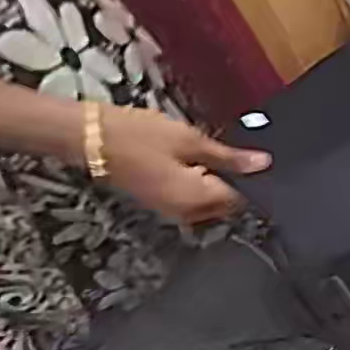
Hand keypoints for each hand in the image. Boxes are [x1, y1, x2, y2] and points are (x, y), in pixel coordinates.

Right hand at [95, 106, 269, 223]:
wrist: (85, 137)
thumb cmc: (138, 135)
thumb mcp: (189, 140)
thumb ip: (229, 157)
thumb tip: (265, 163)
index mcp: (200, 200)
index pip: (242, 200)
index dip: (251, 182)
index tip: (253, 164)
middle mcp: (190, 215)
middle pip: (228, 205)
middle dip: (234, 185)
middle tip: (230, 156)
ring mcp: (174, 212)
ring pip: (211, 203)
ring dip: (216, 185)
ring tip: (211, 157)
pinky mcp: (162, 205)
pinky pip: (193, 201)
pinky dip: (199, 186)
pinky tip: (193, 165)